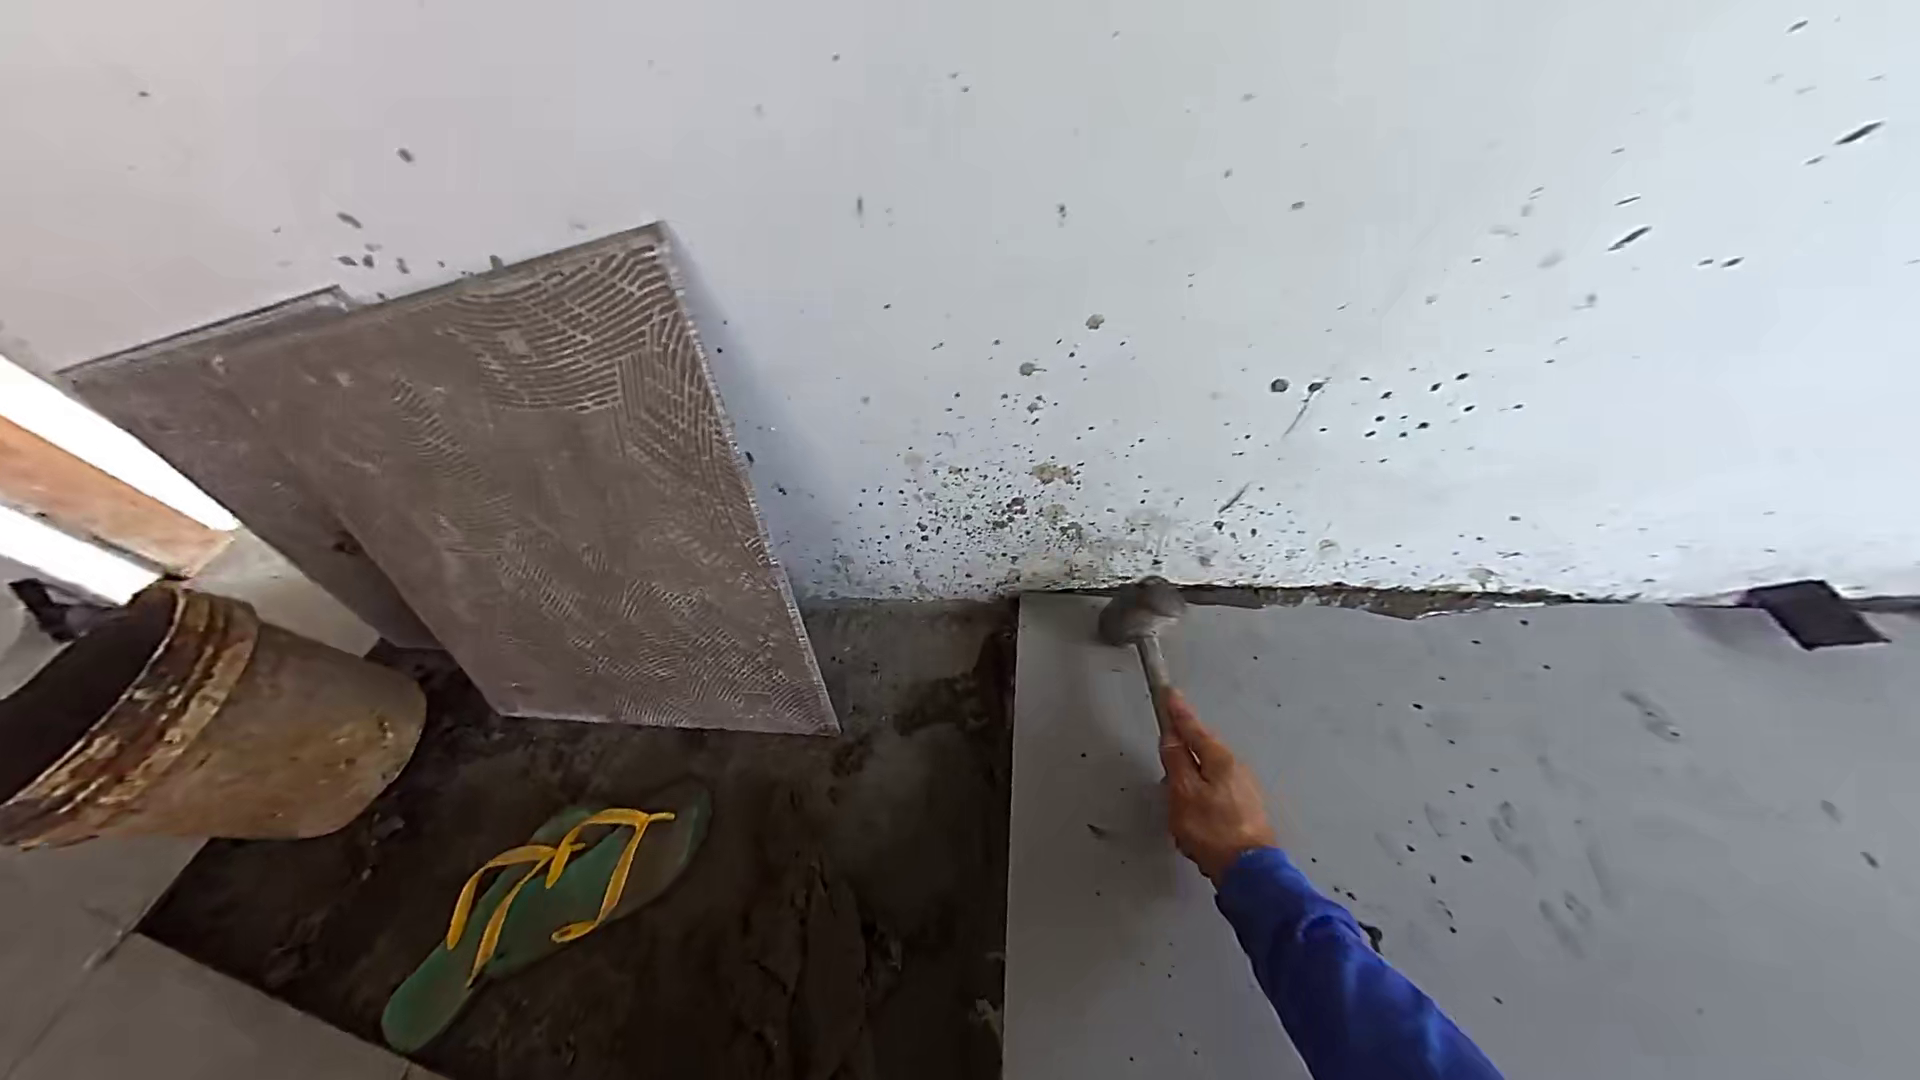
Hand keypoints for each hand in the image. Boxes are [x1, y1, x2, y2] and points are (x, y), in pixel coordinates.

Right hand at [1159, 688, 1278, 883]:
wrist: (1251, 874)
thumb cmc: (1214, 833)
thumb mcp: (1183, 792)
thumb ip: (1175, 761)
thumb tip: (1171, 738)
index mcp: (1220, 759)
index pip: (1192, 727)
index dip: (1177, 711)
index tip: (1168, 693)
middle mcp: (1236, 769)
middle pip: (1201, 750)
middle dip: (1181, 755)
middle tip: (1165, 764)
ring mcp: (1243, 790)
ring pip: (1206, 775)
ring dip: (1189, 784)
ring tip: (1178, 810)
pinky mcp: (1245, 810)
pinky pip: (1214, 794)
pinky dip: (1200, 800)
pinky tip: (1193, 822)